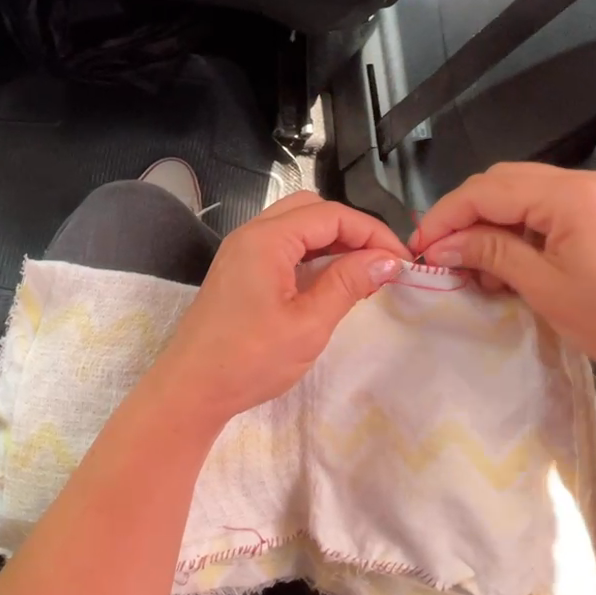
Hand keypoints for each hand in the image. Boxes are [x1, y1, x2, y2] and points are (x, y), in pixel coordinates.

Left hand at [148, 191, 406, 424]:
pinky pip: (281, 245)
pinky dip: (310, 253)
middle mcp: (250, 234)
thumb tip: (387, 260)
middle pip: (311, 209)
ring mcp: (241, 250)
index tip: (403, 260)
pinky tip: (330, 279)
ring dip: (331, 240)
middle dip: (351, 229)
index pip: (330, 214)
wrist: (192, 386)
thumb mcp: (308, 324)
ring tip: (363, 271)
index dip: (371, 232)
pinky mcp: (239, 269)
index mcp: (265, 238)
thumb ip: (347, 284)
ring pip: (295, 225)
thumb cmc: (250, 358)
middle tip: (382, 262)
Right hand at [408, 162, 595, 407]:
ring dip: (496, 220)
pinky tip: (518, 259)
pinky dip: (527, 226)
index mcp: (571, 194)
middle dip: (468, 214)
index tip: (419, 247)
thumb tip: (443, 245)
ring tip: (480, 263)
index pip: (485, 190)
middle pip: (505, 181)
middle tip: (444, 253)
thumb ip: (490, 253)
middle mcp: (591, 181)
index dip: (445, 216)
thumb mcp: (545, 289)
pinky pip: (558, 207)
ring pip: (529, 192)